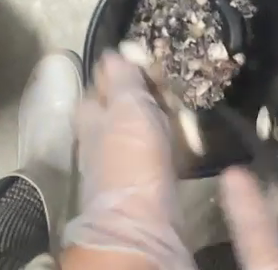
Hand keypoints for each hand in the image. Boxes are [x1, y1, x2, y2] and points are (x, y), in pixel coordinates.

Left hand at [62, 53, 193, 269]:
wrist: (142, 225)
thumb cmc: (131, 159)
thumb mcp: (127, 108)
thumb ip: (123, 81)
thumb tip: (112, 53)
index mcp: (92, 116)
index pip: (102, 83)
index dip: (120, 70)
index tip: (145, 58)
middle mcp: (102, 138)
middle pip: (122, 106)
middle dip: (144, 92)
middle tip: (170, 79)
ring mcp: (123, 162)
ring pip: (141, 127)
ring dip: (160, 115)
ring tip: (182, 101)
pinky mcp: (145, 182)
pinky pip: (157, 150)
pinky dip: (170, 139)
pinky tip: (185, 135)